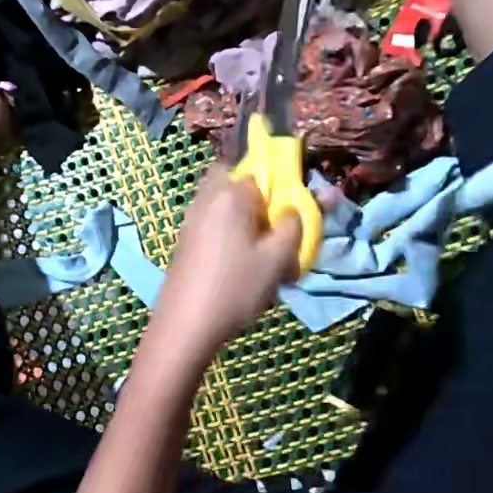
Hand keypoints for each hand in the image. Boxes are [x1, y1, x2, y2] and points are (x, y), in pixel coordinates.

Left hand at [148, 165, 306, 364]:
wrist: (185, 324)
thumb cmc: (235, 286)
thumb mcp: (278, 256)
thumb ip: (296, 222)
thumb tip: (307, 201)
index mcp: (229, 194)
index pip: (263, 169)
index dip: (283, 185)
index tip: (297, 210)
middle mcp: (206, 200)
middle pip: (237, 183)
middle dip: (260, 198)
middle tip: (277, 229)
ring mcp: (191, 221)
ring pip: (226, 207)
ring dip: (247, 221)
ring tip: (266, 257)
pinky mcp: (185, 242)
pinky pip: (215, 227)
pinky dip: (232, 238)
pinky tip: (245, 270)